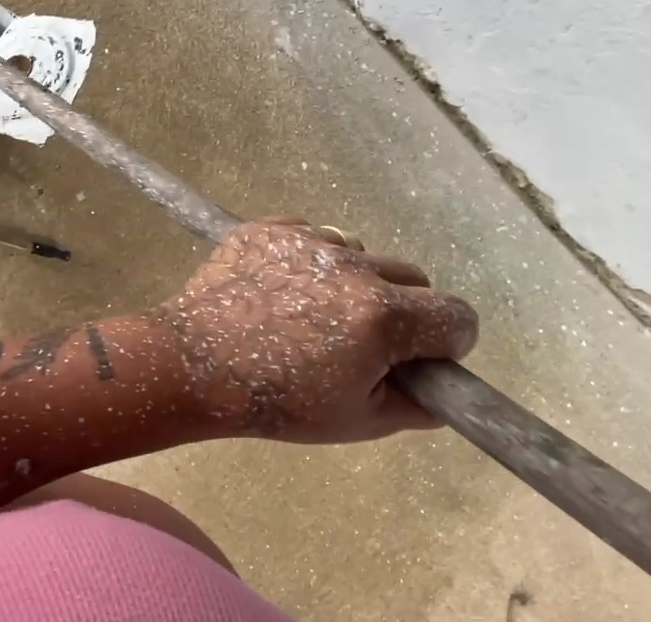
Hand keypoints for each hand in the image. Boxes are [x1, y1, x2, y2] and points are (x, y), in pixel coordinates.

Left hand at [153, 219, 477, 443]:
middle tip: (363, 338)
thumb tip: (438, 390)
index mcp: (382, 314)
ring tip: (314, 312)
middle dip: (403, 308)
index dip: (445, 343)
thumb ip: (414, 405)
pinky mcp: (265, 229)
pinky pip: (309, 234)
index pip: (456, 315)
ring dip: (352, 278)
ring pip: (358, 250)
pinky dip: (308, 258)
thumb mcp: (360, 420)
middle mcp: (350, 266)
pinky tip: (283, 289)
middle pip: (410, 276)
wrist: (194, 363)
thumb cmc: (278, 402)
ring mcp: (303, 240)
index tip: (419, 358)